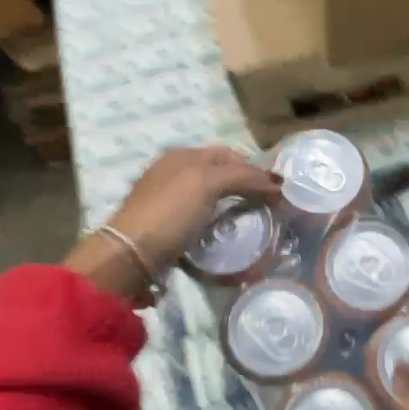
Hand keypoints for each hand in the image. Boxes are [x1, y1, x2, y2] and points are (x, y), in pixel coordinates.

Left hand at [63, 145, 277, 300]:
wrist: (130, 255)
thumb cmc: (170, 212)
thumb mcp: (208, 184)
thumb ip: (243, 177)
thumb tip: (276, 185)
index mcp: (183, 155)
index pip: (230, 155)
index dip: (255, 169)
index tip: (278, 191)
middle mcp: (174, 171)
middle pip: (221, 174)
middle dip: (246, 186)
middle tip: (269, 205)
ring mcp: (168, 199)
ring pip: (212, 195)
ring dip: (233, 204)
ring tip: (252, 220)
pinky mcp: (166, 224)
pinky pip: (201, 215)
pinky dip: (218, 220)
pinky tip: (226, 232)